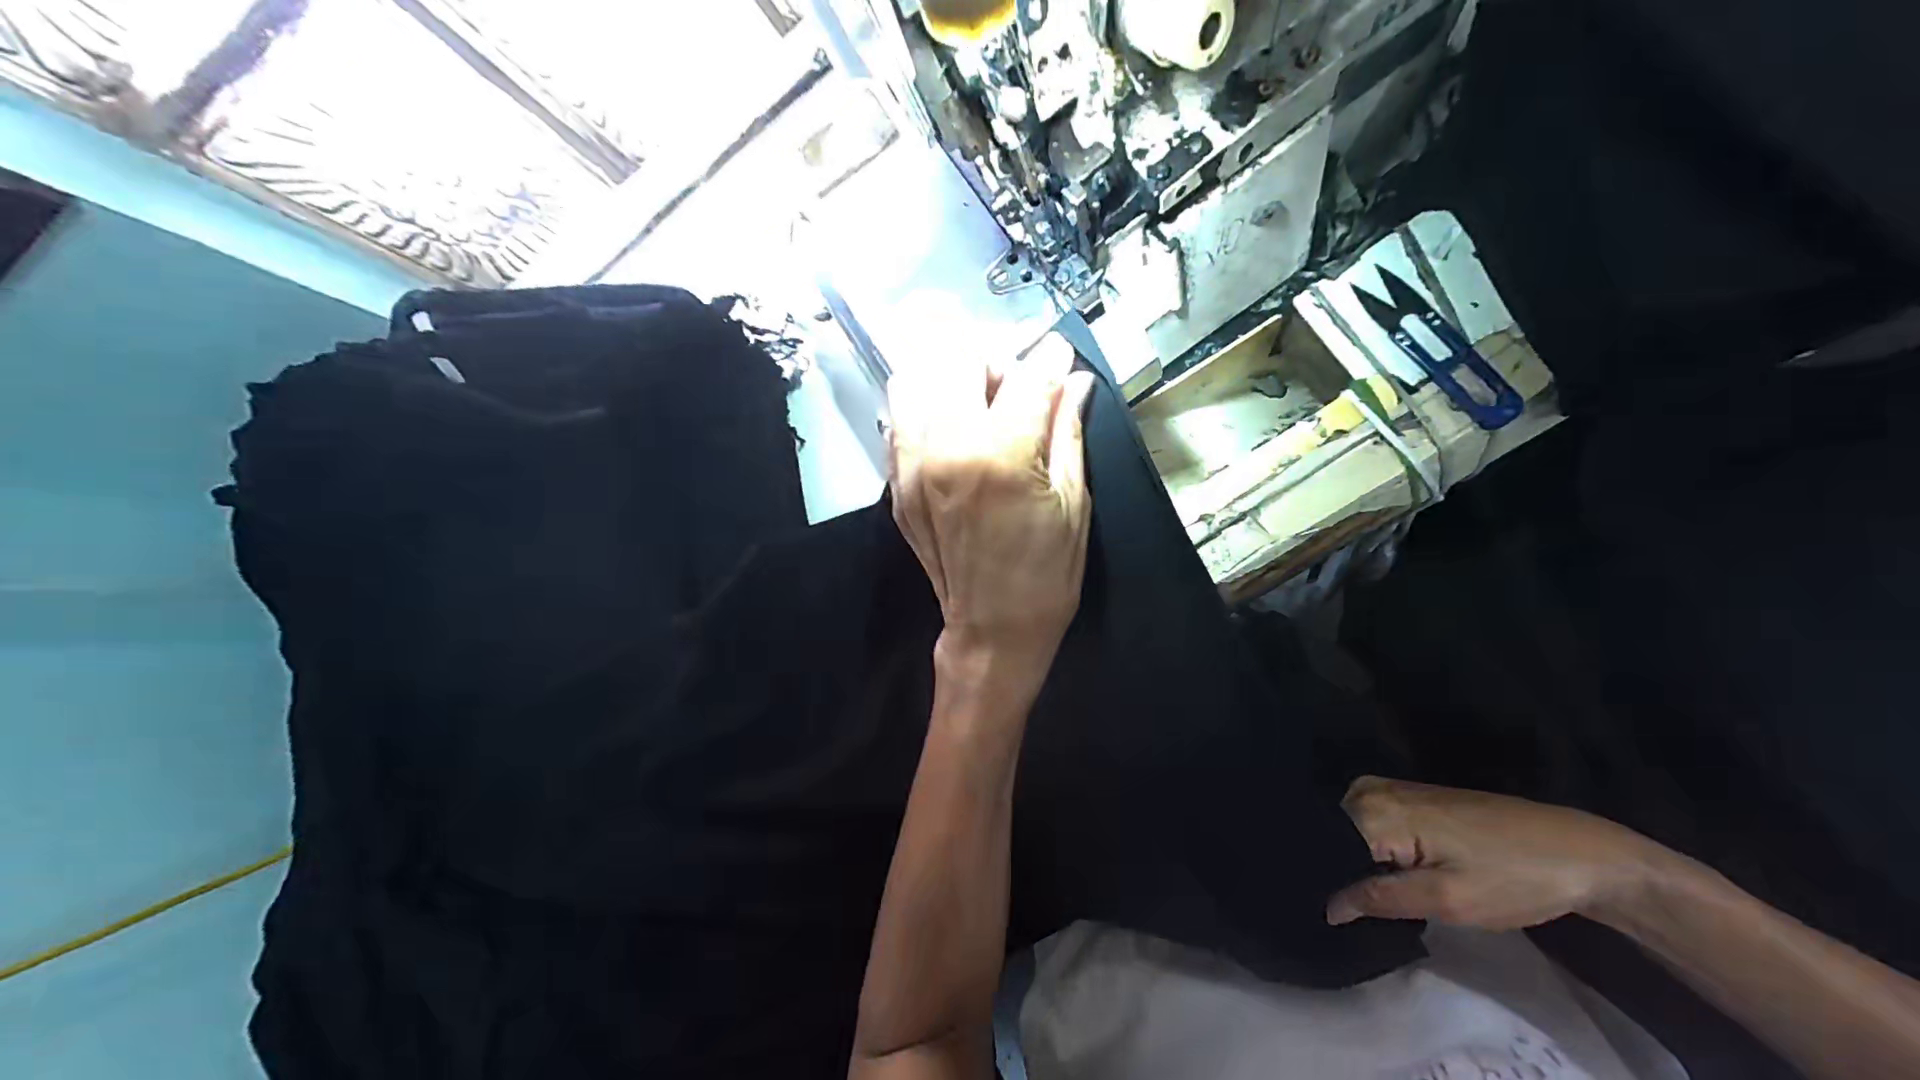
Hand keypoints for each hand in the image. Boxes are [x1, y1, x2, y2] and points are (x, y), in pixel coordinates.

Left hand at [887, 333, 1096, 700]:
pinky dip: (925, 403)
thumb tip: (1074, 380)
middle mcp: (944, 449)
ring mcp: (911, 465)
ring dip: (950, 371)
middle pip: (958, 357)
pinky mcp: (895, 482)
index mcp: (999, 456)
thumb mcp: (1073, 503)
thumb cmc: (1045, 575)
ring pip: (913, 376)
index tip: (1060, 351)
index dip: (1051, 355)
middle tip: (1018, 375)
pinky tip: (953, 421)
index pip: (1026, 375)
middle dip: (995, 353)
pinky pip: (898, 416)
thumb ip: (1067, 431)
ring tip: (979, 392)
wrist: (992, 629)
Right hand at [1326, 777, 1665, 930]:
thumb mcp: (1448, 900)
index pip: (1324, 845)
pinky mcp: (1407, 796)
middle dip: (1339, 871)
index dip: (1324, 880)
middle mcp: (1369, 789)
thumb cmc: (1515, 877)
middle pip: (1332, 835)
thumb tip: (1328, 906)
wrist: (1582, 854)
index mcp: (1373, 808)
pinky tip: (1387, 876)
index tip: (1328, 910)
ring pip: (1348, 830)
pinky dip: (1371, 851)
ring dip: (1356, 863)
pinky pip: (1367, 823)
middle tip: (1354, 911)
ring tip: (1369, 896)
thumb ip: (1380, 899)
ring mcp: (1388, 788)